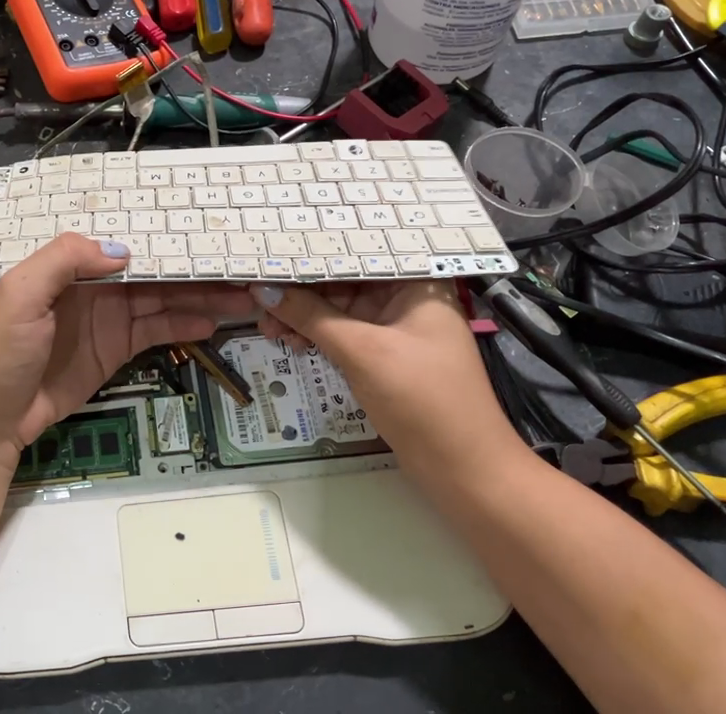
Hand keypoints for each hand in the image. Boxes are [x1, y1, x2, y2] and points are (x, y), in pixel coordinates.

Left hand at [0, 234, 250, 452]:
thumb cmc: (0, 349)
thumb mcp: (21, 294)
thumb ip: (65, 260)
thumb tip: (122, 251)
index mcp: (70, 265)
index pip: (122, 244)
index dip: (160, 238)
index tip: (201, 231)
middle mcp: (94, 286)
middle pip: (150, 271)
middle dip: (192, 267)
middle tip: (238, 264)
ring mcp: (107, 320)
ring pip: (161, 300)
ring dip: (198, 295)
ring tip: (239, 293)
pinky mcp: (115, 351)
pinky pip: (155, 331)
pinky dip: (183, 324)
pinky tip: (211, 320)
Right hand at [248, 280, 524, 471]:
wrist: (464, 470)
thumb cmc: (422, 398)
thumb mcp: (361, 351)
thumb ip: (310, 315)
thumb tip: (262, 289)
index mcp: (418, 283)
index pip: (358, 254)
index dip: (314, 255)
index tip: (271, 258)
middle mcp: (410, 299)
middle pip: (346, 282)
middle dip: (303, 292)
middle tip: (261, 302)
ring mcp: (399, 330)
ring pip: (341, 311)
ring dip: (306, 317)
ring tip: (270, 328)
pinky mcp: (388, 358)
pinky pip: (346, 335)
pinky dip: (320, 338)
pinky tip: (293, 343)